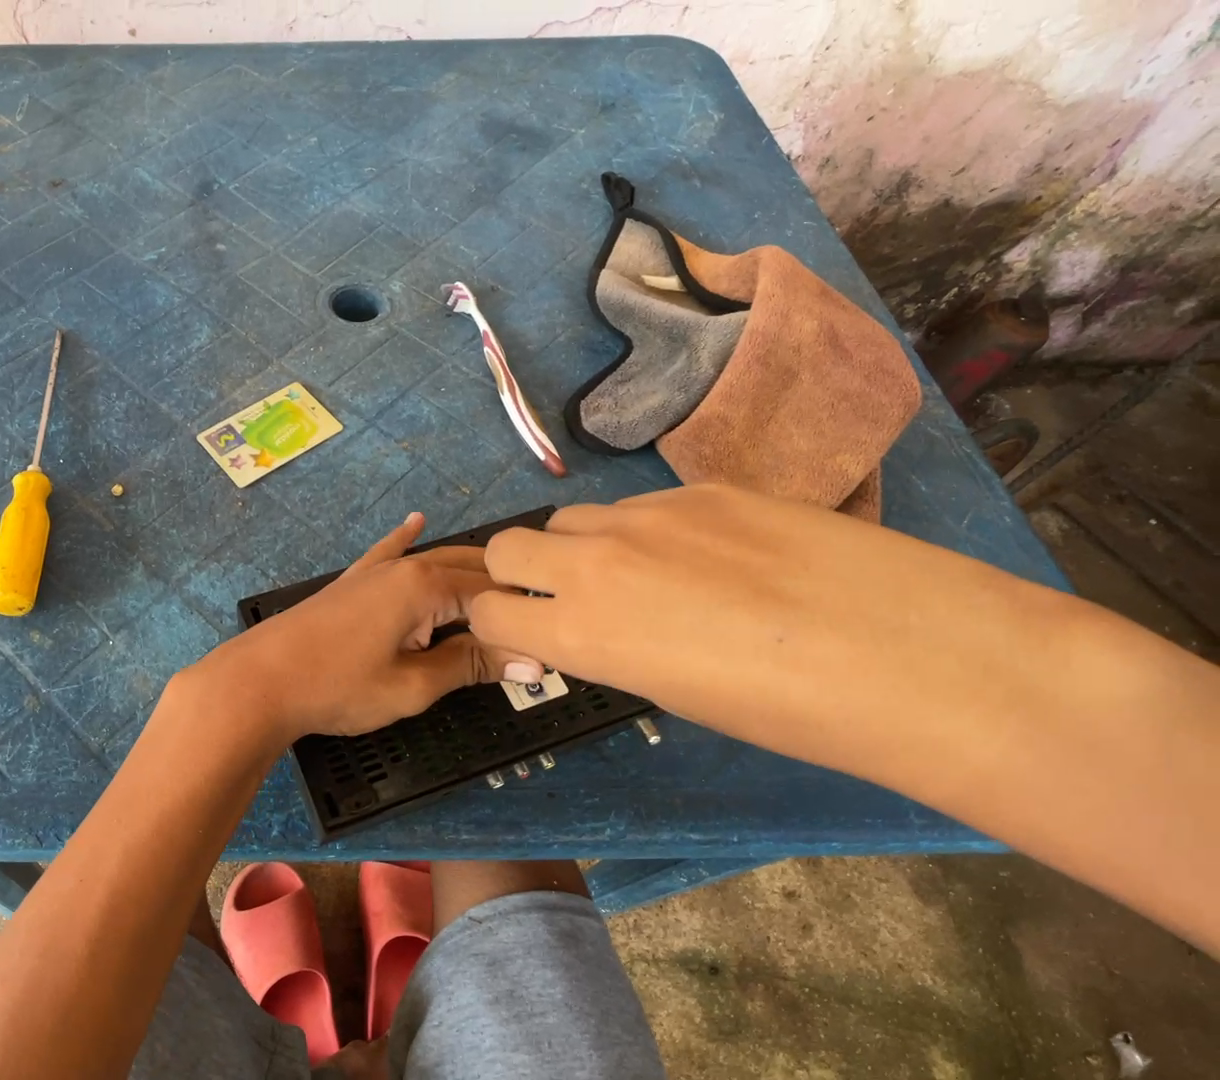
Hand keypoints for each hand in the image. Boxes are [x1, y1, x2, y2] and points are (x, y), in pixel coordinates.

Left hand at [175, 512, 535, 744]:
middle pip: (469, 570)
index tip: (551, 645)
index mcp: (426, 586)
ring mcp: (374, 571)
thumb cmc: (338, 687)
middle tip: (537, 623)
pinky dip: (405, 539)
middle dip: (504, 594)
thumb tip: (531, 660)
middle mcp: (405, 566)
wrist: (260, 681)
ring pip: (435, 561)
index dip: (525, 619)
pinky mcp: (351, 582)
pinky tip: (415, 520)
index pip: (495, 593)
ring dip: (469, 574)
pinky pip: (387, 553)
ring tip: (503, 590)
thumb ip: (470, 666)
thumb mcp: (412, 686)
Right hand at [467, 484, 1112, 773]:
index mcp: (581, 633)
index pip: (488, 611)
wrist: (917, 661)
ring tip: (643, 576)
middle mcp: (594, 565)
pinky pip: (638, 505)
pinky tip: (712, 556)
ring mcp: (646, 516)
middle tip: (567, 599)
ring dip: (581, 546)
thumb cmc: (791, 717)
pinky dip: (645, 530)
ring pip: (571, 518)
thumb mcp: (671, 695)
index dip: (500, 624)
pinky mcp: (701, 488)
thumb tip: (595, 625)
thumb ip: (609, 648)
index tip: (529, 637)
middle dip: (519, 574)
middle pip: (506, 546)